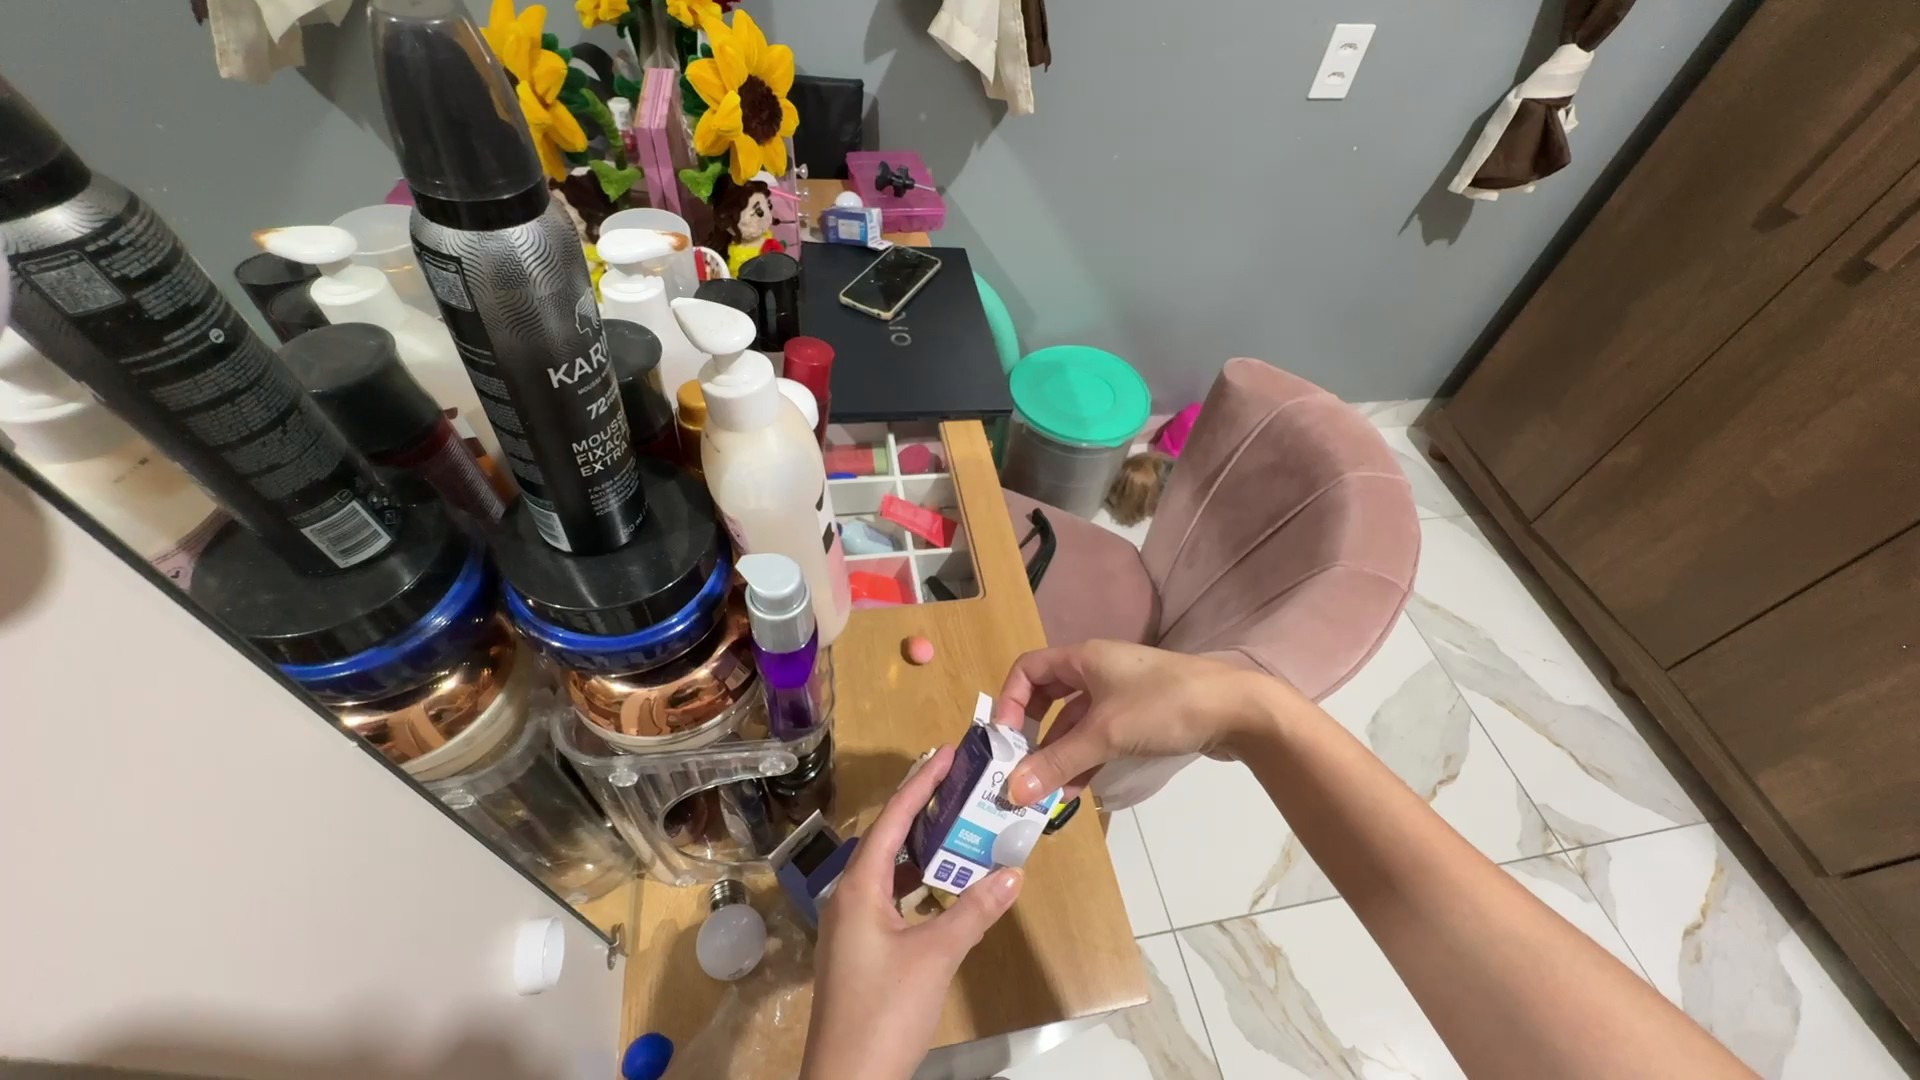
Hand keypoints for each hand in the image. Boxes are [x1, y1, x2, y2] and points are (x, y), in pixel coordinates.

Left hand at [800, 744, 1023, 1079]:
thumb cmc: (885, 1012)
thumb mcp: (935, 957)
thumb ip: (973, 911)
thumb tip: (1013, 873)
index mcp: (859, 887)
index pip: (891, 818)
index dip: (921, 783)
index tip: (947, 753)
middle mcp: (848, 896)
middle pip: (886, 837)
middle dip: (920, 807)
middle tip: (958, 783)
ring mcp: (850, 924)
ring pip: (886, 868)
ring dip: (918, 845)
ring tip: (955, 823)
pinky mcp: (857, 947)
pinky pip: (887, 895)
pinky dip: (914, 880)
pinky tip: (938, 883)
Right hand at [993, 640, 1293, 805]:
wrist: (1238, 710)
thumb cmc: (1163, 706)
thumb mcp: (1105, 734)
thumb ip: (1058, 762)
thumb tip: (1012, 789)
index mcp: (1083, 658)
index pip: (1028, 669)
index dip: (1010, 701)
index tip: (1004, 739)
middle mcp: (1097, 669)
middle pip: (1049, 697)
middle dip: (1034, 733)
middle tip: (1022, 766)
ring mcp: (1121, 693)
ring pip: (1076, 721)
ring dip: (1060, 753)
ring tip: (1048, 791)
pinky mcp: (1141, 715)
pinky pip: (1100, 734)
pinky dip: (1085, 758)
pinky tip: (1079, 790)